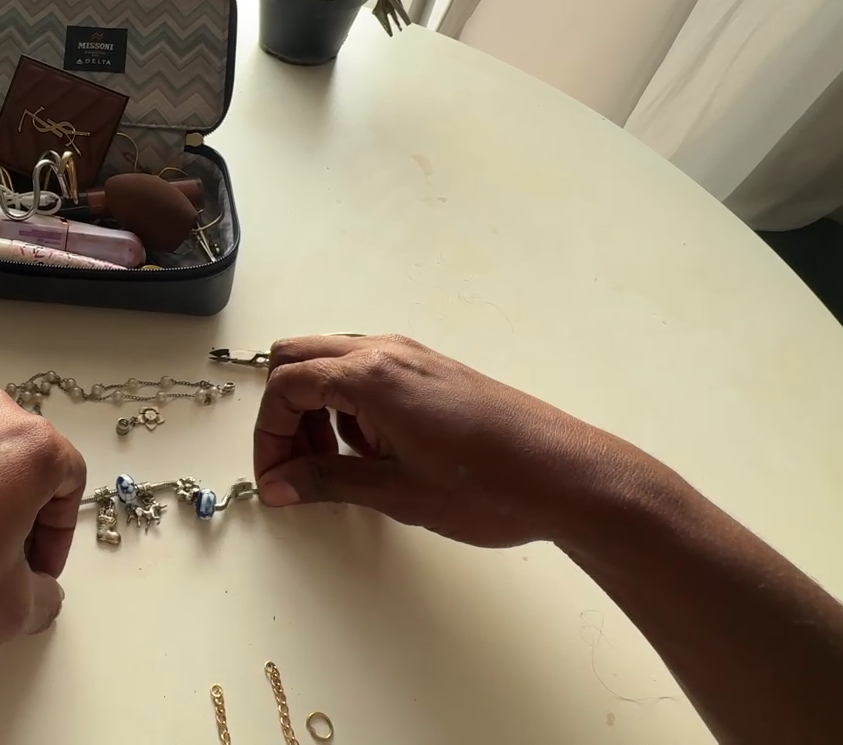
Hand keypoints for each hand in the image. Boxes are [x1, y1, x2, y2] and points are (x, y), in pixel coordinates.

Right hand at [253, 334, 659, 547]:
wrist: (574, 477)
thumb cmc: (489, 488)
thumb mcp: (397, 492)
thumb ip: (326, 481)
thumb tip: (276, 487)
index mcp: (368, 375)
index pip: (285, 387)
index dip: (269, 435)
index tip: (276, 478)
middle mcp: (380, 350)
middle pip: (295, 358)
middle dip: (284, 411)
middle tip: (297, 462)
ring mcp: (405, 353)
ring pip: (326, 360)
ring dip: (314, 405)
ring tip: (340, 460)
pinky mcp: (425, 366)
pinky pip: (360, 368)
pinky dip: (344, 400)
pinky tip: (375, 446)